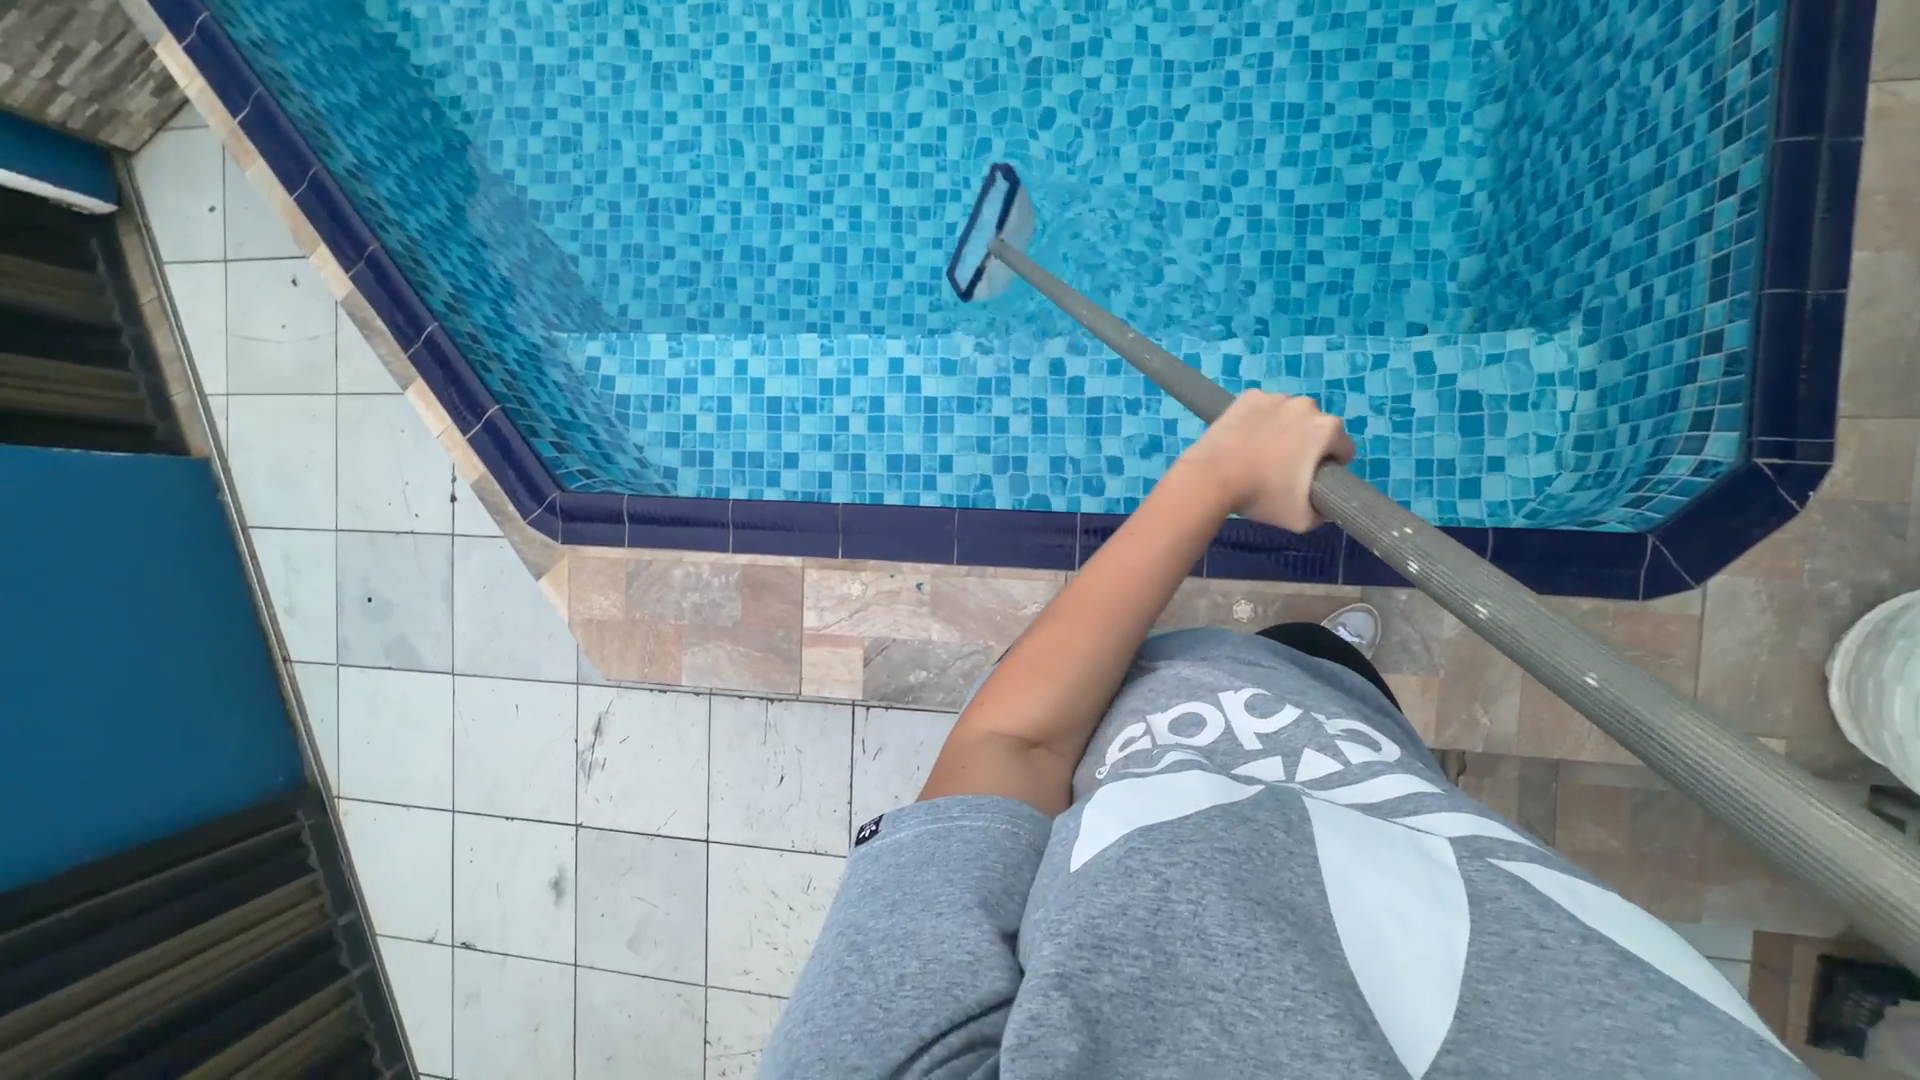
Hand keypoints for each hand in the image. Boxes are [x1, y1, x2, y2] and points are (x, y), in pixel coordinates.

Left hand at [1179, 390, 1355, 531]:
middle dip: (1307, 445)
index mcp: (1328, 428)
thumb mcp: (1303, 519)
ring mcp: (1275, 397)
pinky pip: (1263, 409)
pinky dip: (1259, 420)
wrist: (1211, 478)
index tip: (1310, 479)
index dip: (1330, 466)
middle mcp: (1306, 405)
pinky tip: (1246, 439)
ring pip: (1289, 415)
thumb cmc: (1262, 496)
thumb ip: (1324, 512)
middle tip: (1282, 469)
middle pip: (1316, 428)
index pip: (1342, 448)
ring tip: (1261, 454)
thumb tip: (1324, 506)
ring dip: (1284, 430)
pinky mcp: (1248, 396)